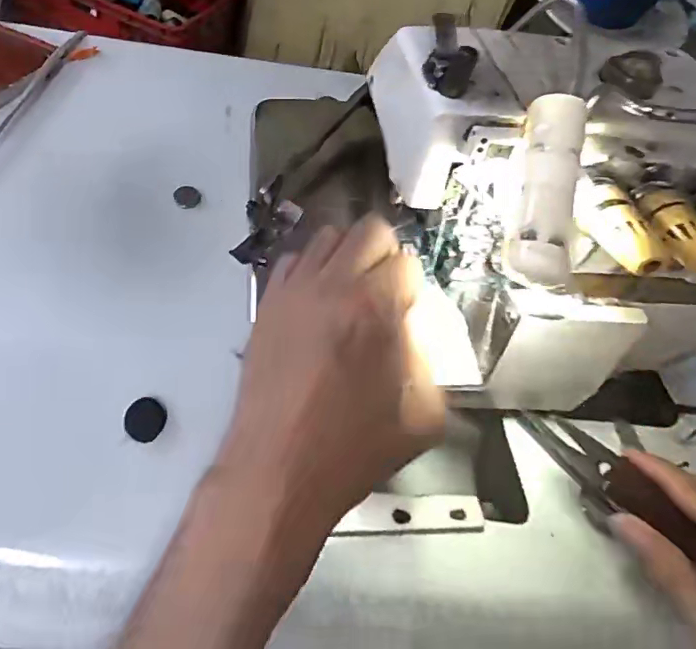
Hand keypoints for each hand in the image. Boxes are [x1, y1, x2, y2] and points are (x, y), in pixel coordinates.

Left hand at [214, 216, 445, 533]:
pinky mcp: (268, 300)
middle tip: (387, 286)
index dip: (414, 285)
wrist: (279, 464)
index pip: (407, 262)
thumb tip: (412, 330)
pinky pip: (294, 259)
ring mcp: (295, 288)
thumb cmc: (350, 446)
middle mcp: (333, 284)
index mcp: (375, 307)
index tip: (410, 306)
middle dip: (386, 253)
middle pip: (369, 229)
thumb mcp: (422, 413)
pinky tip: (318, 298)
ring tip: (351, 288)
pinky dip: (311, 268)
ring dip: (347, 254)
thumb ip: (427, 358)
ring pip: (328, 235)